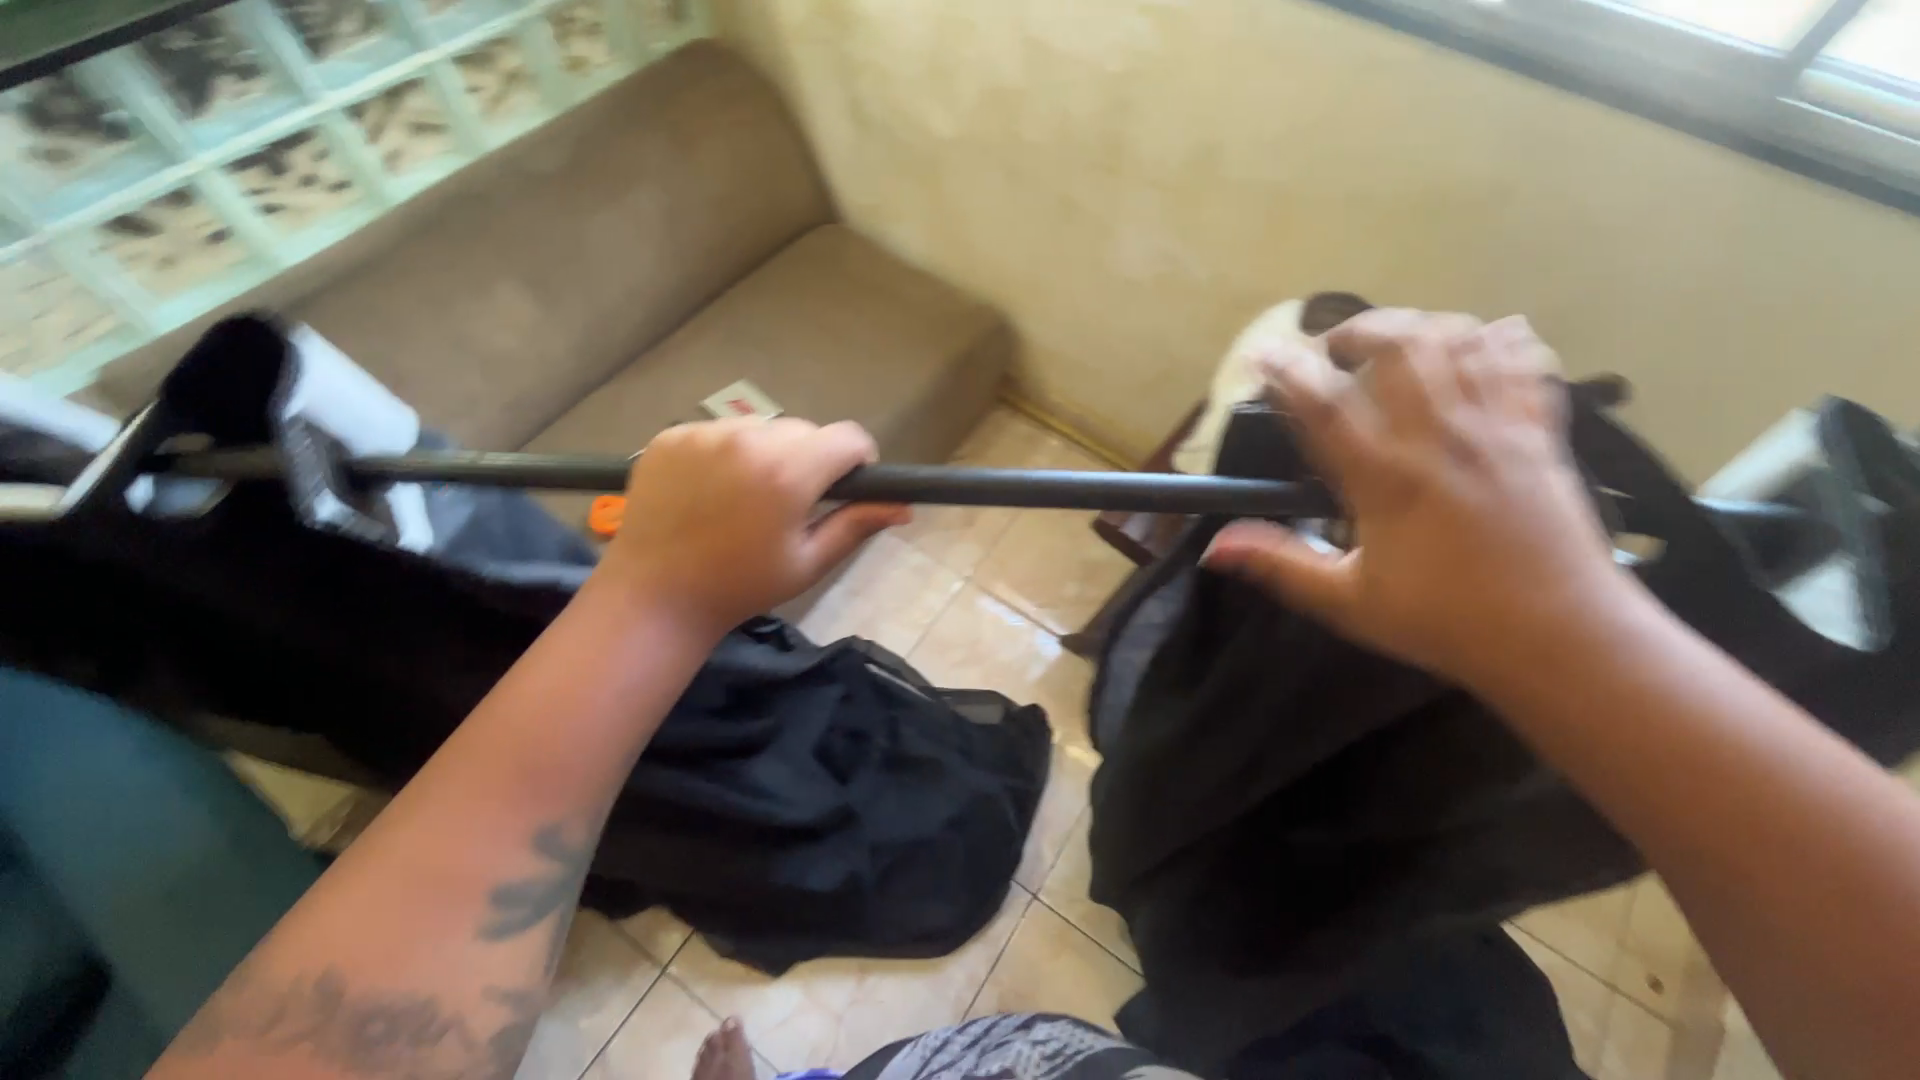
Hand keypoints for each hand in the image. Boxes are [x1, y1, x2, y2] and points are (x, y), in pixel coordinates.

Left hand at [597, 417, 909, 637]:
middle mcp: (749, 440)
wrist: (656, 596)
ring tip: (746, 498)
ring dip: (767, 453)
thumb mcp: (808, 562)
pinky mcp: (671, 436)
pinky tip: (711, 491)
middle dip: (810, 459)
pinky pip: (718, 432)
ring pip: (761, 428)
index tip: (847, 485)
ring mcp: (705, 434)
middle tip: (792, 503)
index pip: (848, 437)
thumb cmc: (740, 586)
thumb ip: (856, 525)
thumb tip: (904, 508)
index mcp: (789, 473)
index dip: (858, 459)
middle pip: (804, 431)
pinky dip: (725, 453)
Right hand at [1200, 309, 1637, 686]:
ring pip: (1461, 339)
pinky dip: (1496, 340)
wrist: (1561, 637)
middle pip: (1400, 344)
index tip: (1260, 354)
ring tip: (1394, 343)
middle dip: (1357, 331)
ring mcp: (1498, 428)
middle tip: (1332, 350)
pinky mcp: (1542, 433)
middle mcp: (1442, 437)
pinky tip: (1477, 346)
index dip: (1286, 370)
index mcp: (1387, 478)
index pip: (1325, 403)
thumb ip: (1280, 565)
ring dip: (1419, 327)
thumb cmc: (1446, 622)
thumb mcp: (1347, 601)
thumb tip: (1214, 547)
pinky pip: (1524, 361)